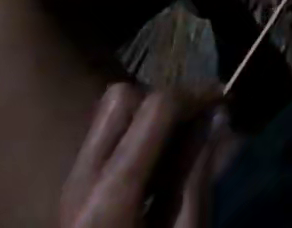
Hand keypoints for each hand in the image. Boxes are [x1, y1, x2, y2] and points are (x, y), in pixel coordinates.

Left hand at [60, 84, 214, 227]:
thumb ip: (197, 174)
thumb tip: (216, 115)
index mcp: (109, 197)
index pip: (155, 108)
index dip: (194, 96)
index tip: (223, 101)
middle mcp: (79, 181)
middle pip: (119, 97)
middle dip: (161, 101)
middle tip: (195, 123)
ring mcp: (68, 186)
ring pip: (106, 113)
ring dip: (145, 117)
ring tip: (179, 145)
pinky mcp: (70, 194)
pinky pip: (101, 139)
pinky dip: (131, 136)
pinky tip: (157, 166)